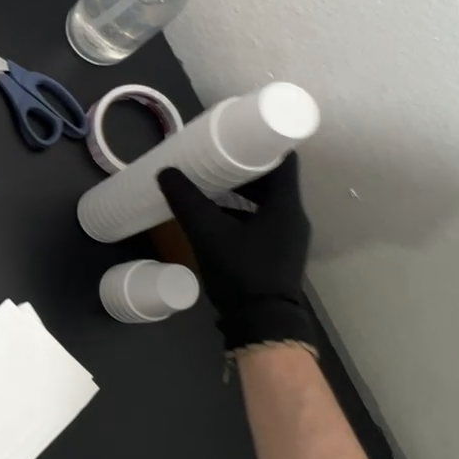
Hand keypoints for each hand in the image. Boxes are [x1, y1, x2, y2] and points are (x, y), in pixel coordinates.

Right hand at [157, 154, 314, 355]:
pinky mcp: (278, 252)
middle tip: (215, 157)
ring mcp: (288, 236)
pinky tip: (215, 217)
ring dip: (241, 191)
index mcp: (285, 206)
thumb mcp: (207, 233)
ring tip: (210, 183)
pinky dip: (242, 212)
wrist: (261, 323)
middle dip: (244, 166)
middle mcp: (293, 217)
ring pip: (266, 201)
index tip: (236, 135)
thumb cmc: (241, 273)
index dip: (262, 144)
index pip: (284, 160)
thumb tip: (166, 173)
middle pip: (273, 179)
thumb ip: (186, 201)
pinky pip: (262, 220)